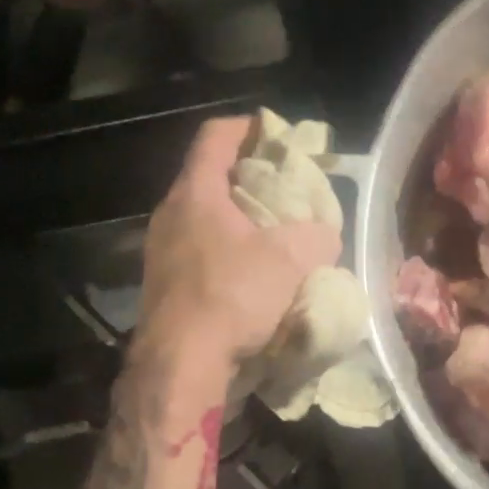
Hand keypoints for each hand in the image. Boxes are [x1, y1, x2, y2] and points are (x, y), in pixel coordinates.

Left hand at [139, 117, 342, 364]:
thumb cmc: (232, 296)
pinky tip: (256, 279)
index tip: (276, 132)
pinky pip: (204, 254)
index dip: (247, 127)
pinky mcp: (168, 286)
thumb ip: (315, 237)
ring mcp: (164, 251)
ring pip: (208, 221)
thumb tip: (324, 234)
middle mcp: (171, 214)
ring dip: (242, 223)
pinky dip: (232, 255)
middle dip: (251, 181)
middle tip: (288, 193)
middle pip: (212, 180)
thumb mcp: (289, 260)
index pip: (214, 138)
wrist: (183, 360)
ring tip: (278, 239)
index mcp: (196, 194)